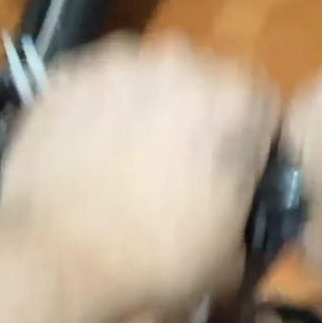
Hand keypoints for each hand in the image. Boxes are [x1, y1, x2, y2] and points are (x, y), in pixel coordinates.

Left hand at [0, 36, 278, 311]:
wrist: (59, 258)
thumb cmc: (156, 259)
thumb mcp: (229, 258)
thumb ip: (246, 218)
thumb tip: (234, 215)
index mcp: (236, 102)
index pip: (262, 109)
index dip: (248, 145)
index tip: (228, 177)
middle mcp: (181, 62)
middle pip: (201, 87)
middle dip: (192, 124)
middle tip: (173, 176)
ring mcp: (117, 62)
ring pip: (145, 84)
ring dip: (142, 116)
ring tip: (122, 170)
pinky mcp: (65, 75)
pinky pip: (94, 92)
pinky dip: (94, 117)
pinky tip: (86, 160)